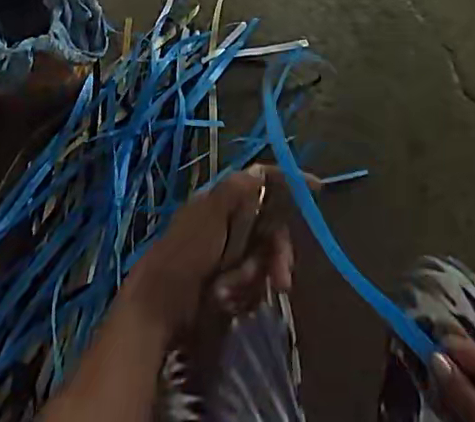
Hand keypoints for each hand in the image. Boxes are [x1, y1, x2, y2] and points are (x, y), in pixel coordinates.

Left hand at [121, 166, 301, 336]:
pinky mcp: (228, 279)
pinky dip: (243, 294)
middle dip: (276, 256)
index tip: (317, 187)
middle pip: (271, 229)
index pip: (261, 183)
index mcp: (221, 201)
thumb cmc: (183, 255)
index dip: (288, 183)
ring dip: (252, 280)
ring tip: (229, 293)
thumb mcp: (208, 218)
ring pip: (264, 260)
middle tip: (281, 280)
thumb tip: (258, 170)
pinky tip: (226, 301)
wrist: (158, 305)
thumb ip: (234, 194)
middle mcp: (228, 222)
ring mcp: (228, 252)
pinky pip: (253, 284)